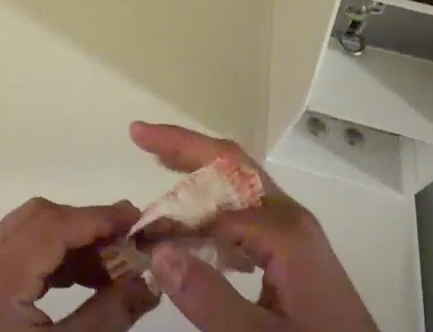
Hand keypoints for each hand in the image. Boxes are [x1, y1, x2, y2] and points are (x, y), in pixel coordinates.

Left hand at [0, 197, 160, 331]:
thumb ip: (109, 314)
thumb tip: (150, 281)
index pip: (54, 224)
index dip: (100, 218)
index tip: (140, 219)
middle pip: (40, 218)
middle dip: (87, 226)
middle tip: (129, 244)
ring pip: (28, 229)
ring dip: (71, 240)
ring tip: (112, 267)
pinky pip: (17, 250)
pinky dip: (51, 255)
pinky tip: (82, 278)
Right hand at [130, 122, 379, 331]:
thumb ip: (209, 297)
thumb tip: (159, 250)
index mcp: (283, 231)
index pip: (211, 202)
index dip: (168, 209)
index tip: (134, 230)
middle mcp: (290, 219)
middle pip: (230, 163)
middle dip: (185, 145)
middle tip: (140, 135)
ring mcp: (297, 234)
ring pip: (240, 182)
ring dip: (199, 167)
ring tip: (160, 160)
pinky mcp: (297, 254)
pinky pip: (249, 208)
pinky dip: (215, 198)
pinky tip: (197, 216)